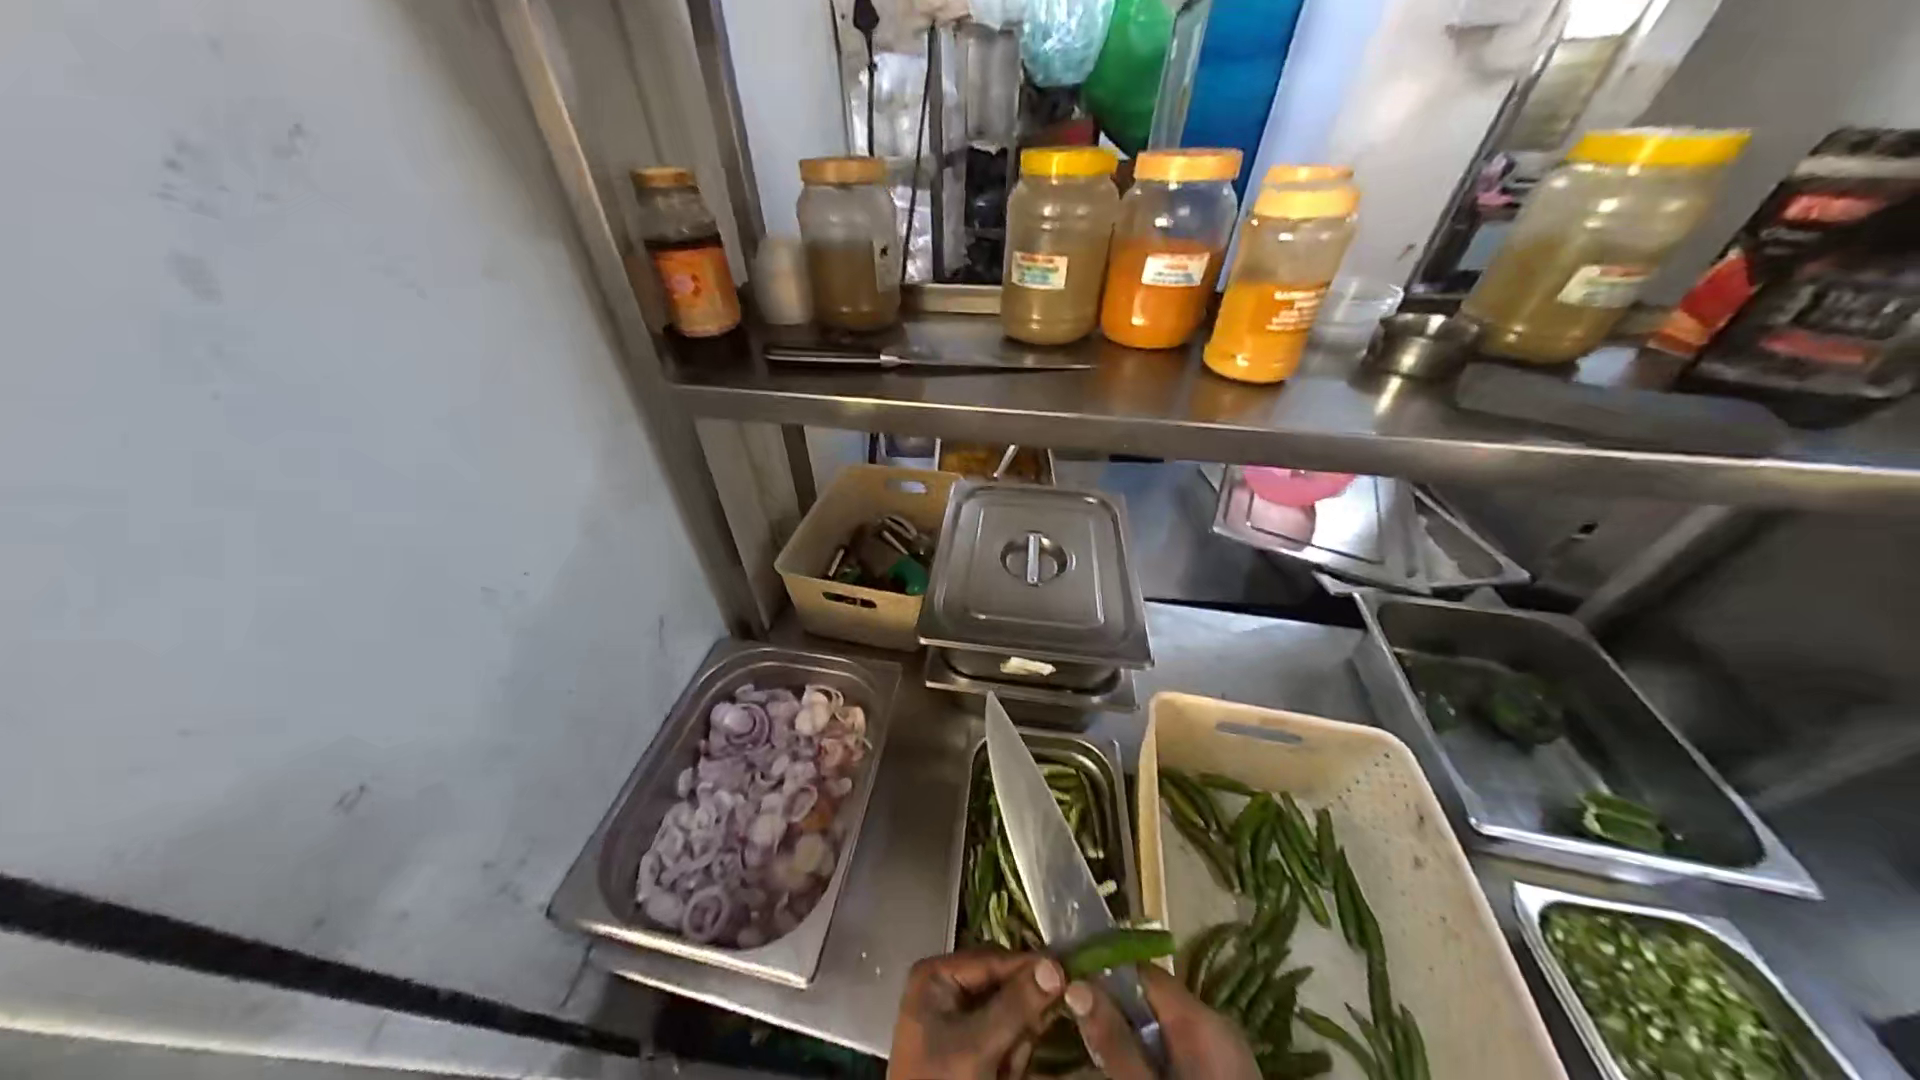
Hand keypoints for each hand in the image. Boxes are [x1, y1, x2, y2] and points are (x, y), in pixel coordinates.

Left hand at [888, 949, 1065, 1079]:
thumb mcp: (977, 1047)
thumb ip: (1015, 1006)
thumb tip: (1054, 967)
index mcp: (937, 974)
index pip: (994, 959)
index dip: (1030, 968)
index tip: (1067, 977)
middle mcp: (947, 985)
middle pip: (1004, 985)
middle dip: (1020, 1019)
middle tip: (1021, 1047)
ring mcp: (957, 1015)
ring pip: (1009, 1013)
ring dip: (1016, 1043)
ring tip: (1003, 1071)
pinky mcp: (968, 1042)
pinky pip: (1004, 1035)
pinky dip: (1010, 1056)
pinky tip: (1002, 1075)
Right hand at [1064, 964, 1258, 1079]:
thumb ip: (1113, 1043)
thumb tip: (1075, 986)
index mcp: (1201, 1019)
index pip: (1140, 970)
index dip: (1102, 975)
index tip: (1068, 991)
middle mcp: (1217, 1023)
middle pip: (1150, 997)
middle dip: (1114, 1011)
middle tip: (1080, 1034)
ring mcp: (1226, 1051)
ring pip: (1162, 1024)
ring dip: (1131, 1037)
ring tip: (1103, 1061)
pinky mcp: (1225, 1074)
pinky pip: (1180, 1048)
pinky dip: (1154, 1056)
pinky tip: (1136, 1074)